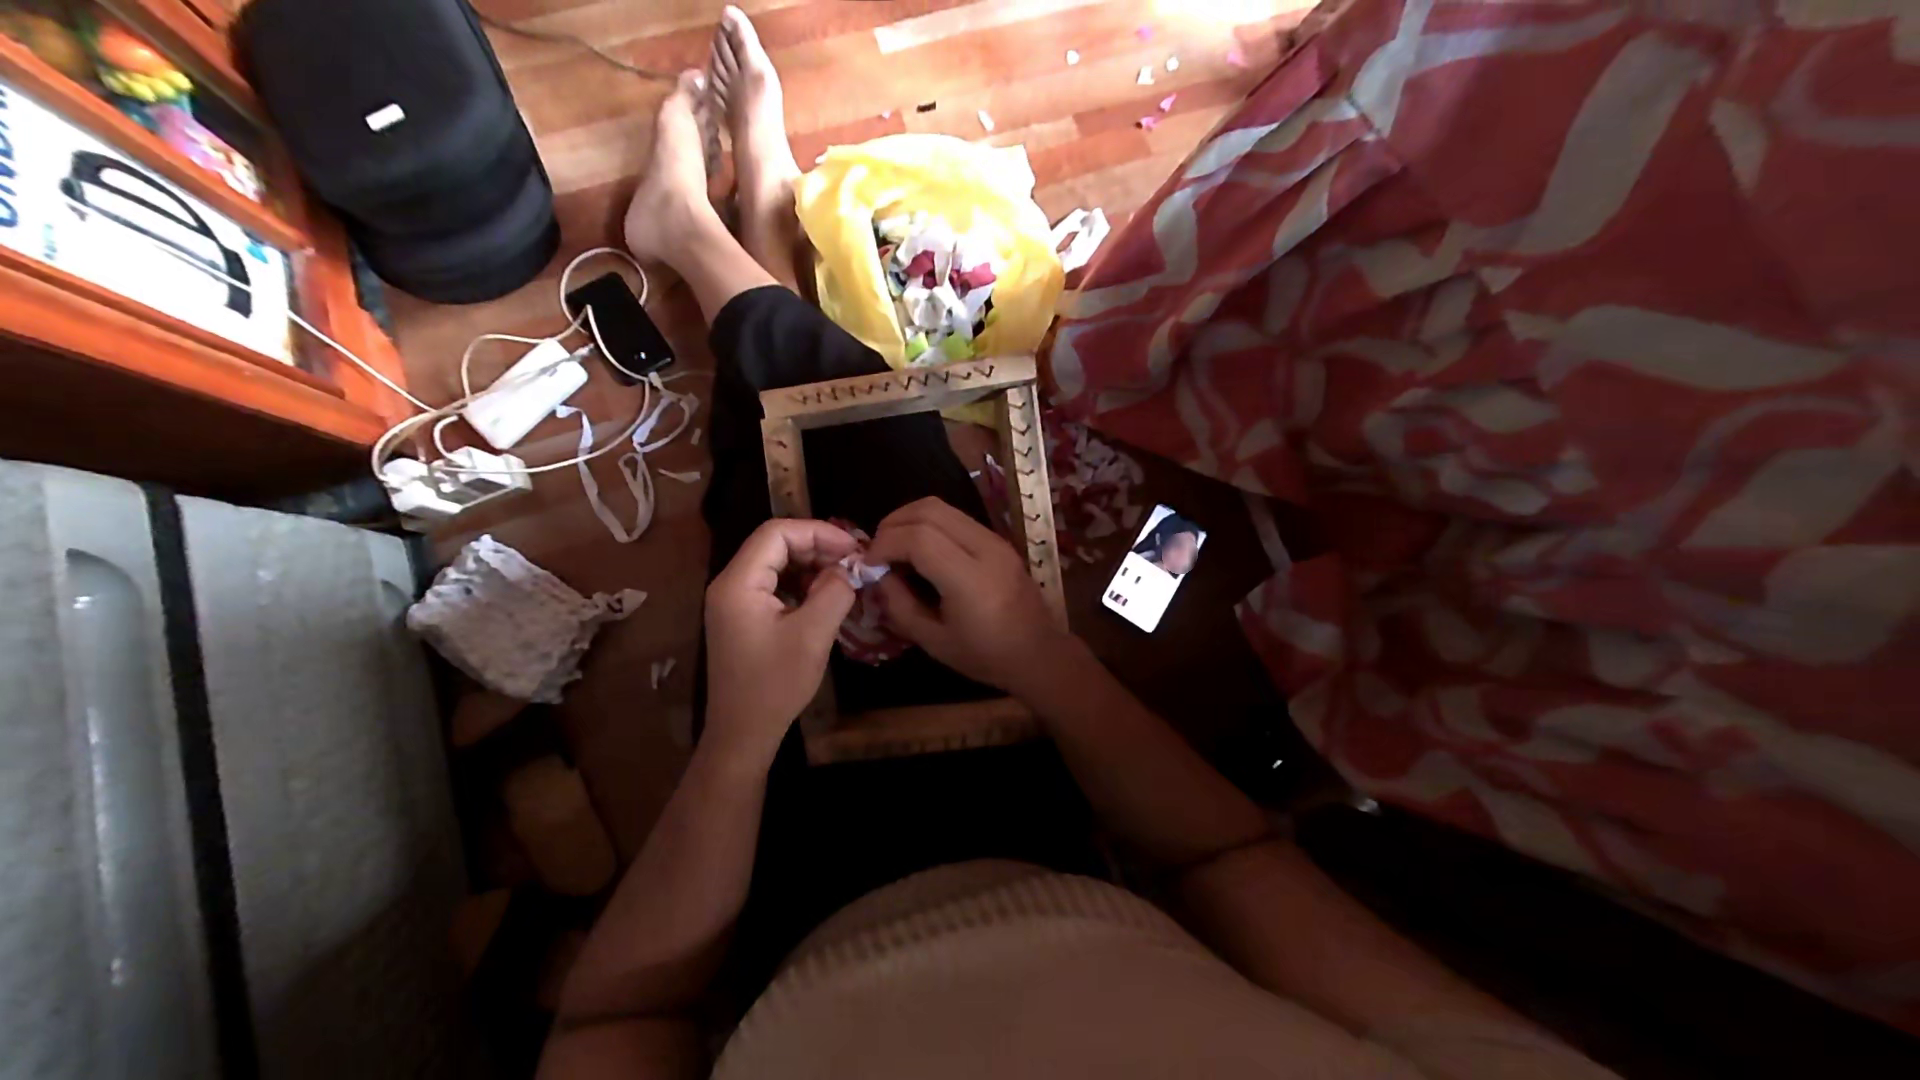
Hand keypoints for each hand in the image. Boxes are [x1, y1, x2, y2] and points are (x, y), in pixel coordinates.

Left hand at [704, 519, 857, 763]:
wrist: (742, 733)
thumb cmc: (774, 685)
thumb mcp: (812, 636)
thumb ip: (833, 592)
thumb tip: (848, 568)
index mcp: (738, 583)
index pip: (777, 532)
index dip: (818, 532)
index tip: (853, 548)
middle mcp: (730, 584)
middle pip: (776, 544)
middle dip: (818, 547)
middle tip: (854, 562)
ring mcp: (734, 601)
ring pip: (777, 563)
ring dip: (812, 564)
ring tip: (845, 577)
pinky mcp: (743, 617)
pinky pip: (774, 584)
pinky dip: (802, 583)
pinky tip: (826, 596)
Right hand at [867, 498, 1078, 698]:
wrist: (1039, 653)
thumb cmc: (985, 655)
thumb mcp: (934, 641)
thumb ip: (901, 606)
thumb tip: (879, 575)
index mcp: (970, 580)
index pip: (919, 539)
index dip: (885, 544)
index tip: (869, 564)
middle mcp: (985, 549)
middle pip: (929, 510)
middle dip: (893, 524)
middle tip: (877, 550)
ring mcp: (995, 539)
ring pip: (942, 506)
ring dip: (909, 519)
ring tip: (893, 546)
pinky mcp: (998, 539)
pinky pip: (955, 517)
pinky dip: (928, 523)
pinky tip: (918, 548)